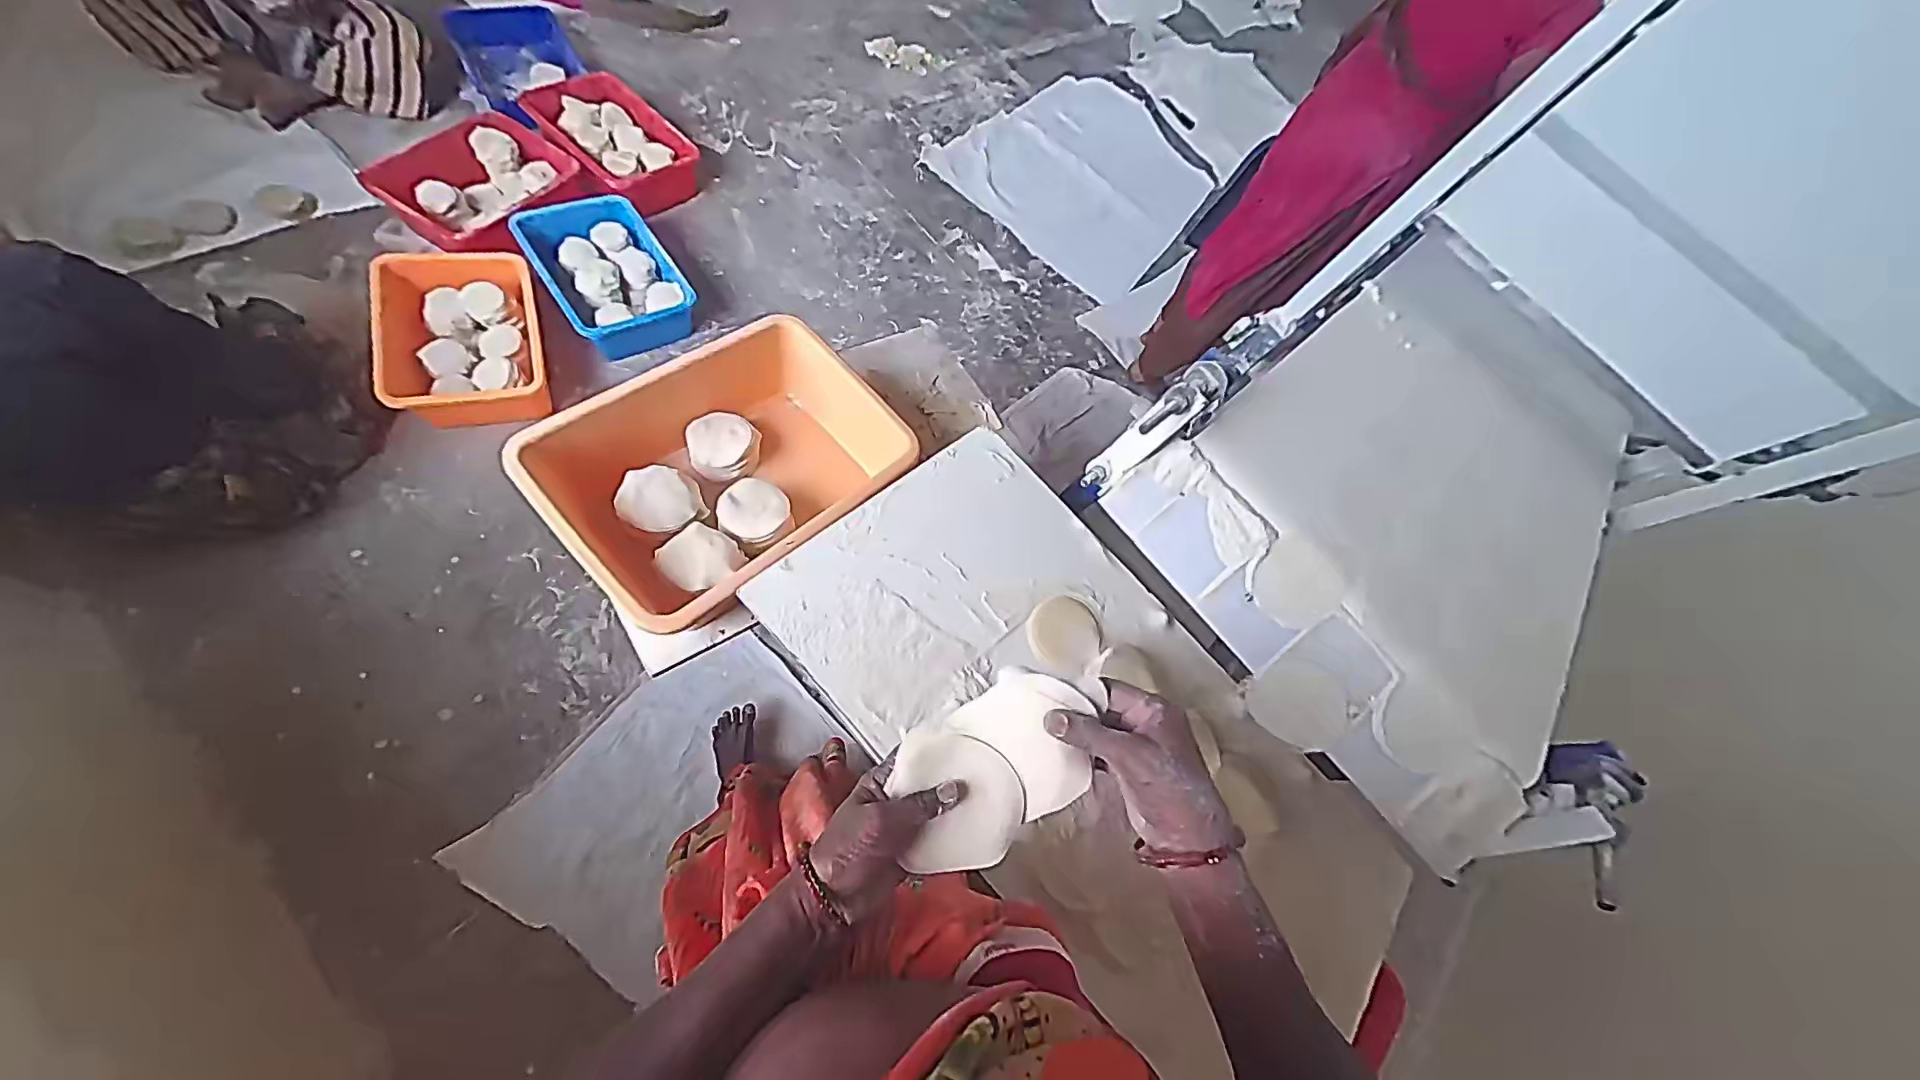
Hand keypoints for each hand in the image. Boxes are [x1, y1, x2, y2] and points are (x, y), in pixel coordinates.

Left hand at [806, 759, 961, 922]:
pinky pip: (934, 842)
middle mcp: (892, 802)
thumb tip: (952, 789)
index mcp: (879, 784)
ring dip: (951, 812)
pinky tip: (968, 833)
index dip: (930, 752)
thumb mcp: (883, 818)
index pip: (908, 759)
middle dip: (947, 783)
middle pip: (925, 787)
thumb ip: (919, 804)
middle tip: (975, 774)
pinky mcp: (910, 853)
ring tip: (979, 800)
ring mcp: (901, 828)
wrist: (836, 899)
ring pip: (933, 815)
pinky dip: (949, 840)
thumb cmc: (847, 850)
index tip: (957, 745)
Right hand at [1045, 681, 1238, 854]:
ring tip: (1048, 734)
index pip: (1110, 690)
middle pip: (1103, 709)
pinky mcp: (1130, 768)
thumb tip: (1052, 717)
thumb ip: (1089, 733)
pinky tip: (1065, 755)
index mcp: (1153, 709)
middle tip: (1044, 715)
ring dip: (1079, 734)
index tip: (1051, 696)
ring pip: (1101, 731)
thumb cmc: (1167, 787)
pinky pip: (1102, 751)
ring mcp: (1138, 746)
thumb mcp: (1127, 754)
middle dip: (1077, 713)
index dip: (1081, 692)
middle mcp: (1146, 723)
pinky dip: (1085, 752)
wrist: (1187, 837)